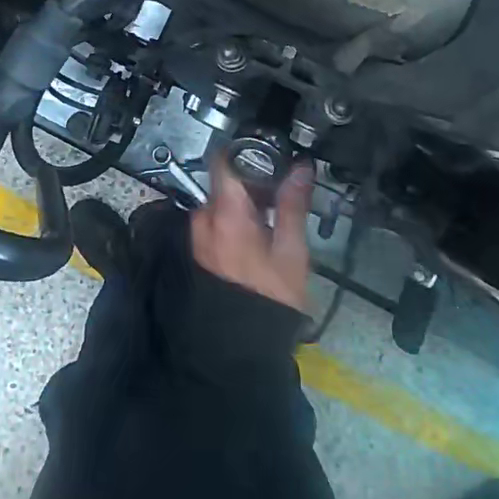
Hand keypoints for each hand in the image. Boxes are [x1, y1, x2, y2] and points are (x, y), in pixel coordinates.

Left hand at [191, 156, 315, 311]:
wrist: (239, 346)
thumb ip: (294, 205)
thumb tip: (300, 169)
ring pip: (222, 201)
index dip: (247, 151)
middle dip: (254, 182)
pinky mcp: (197, 249)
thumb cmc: (270, 301)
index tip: (270, 156)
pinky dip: (236, 219)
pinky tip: (258, 235)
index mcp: (226, 214)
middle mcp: (204, 219)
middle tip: (282, 193)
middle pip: (226, 181)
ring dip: (246, 202)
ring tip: (274, 218)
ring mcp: (197, 235)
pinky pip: (216, 220)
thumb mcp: (292, 252)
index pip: (224, 160)